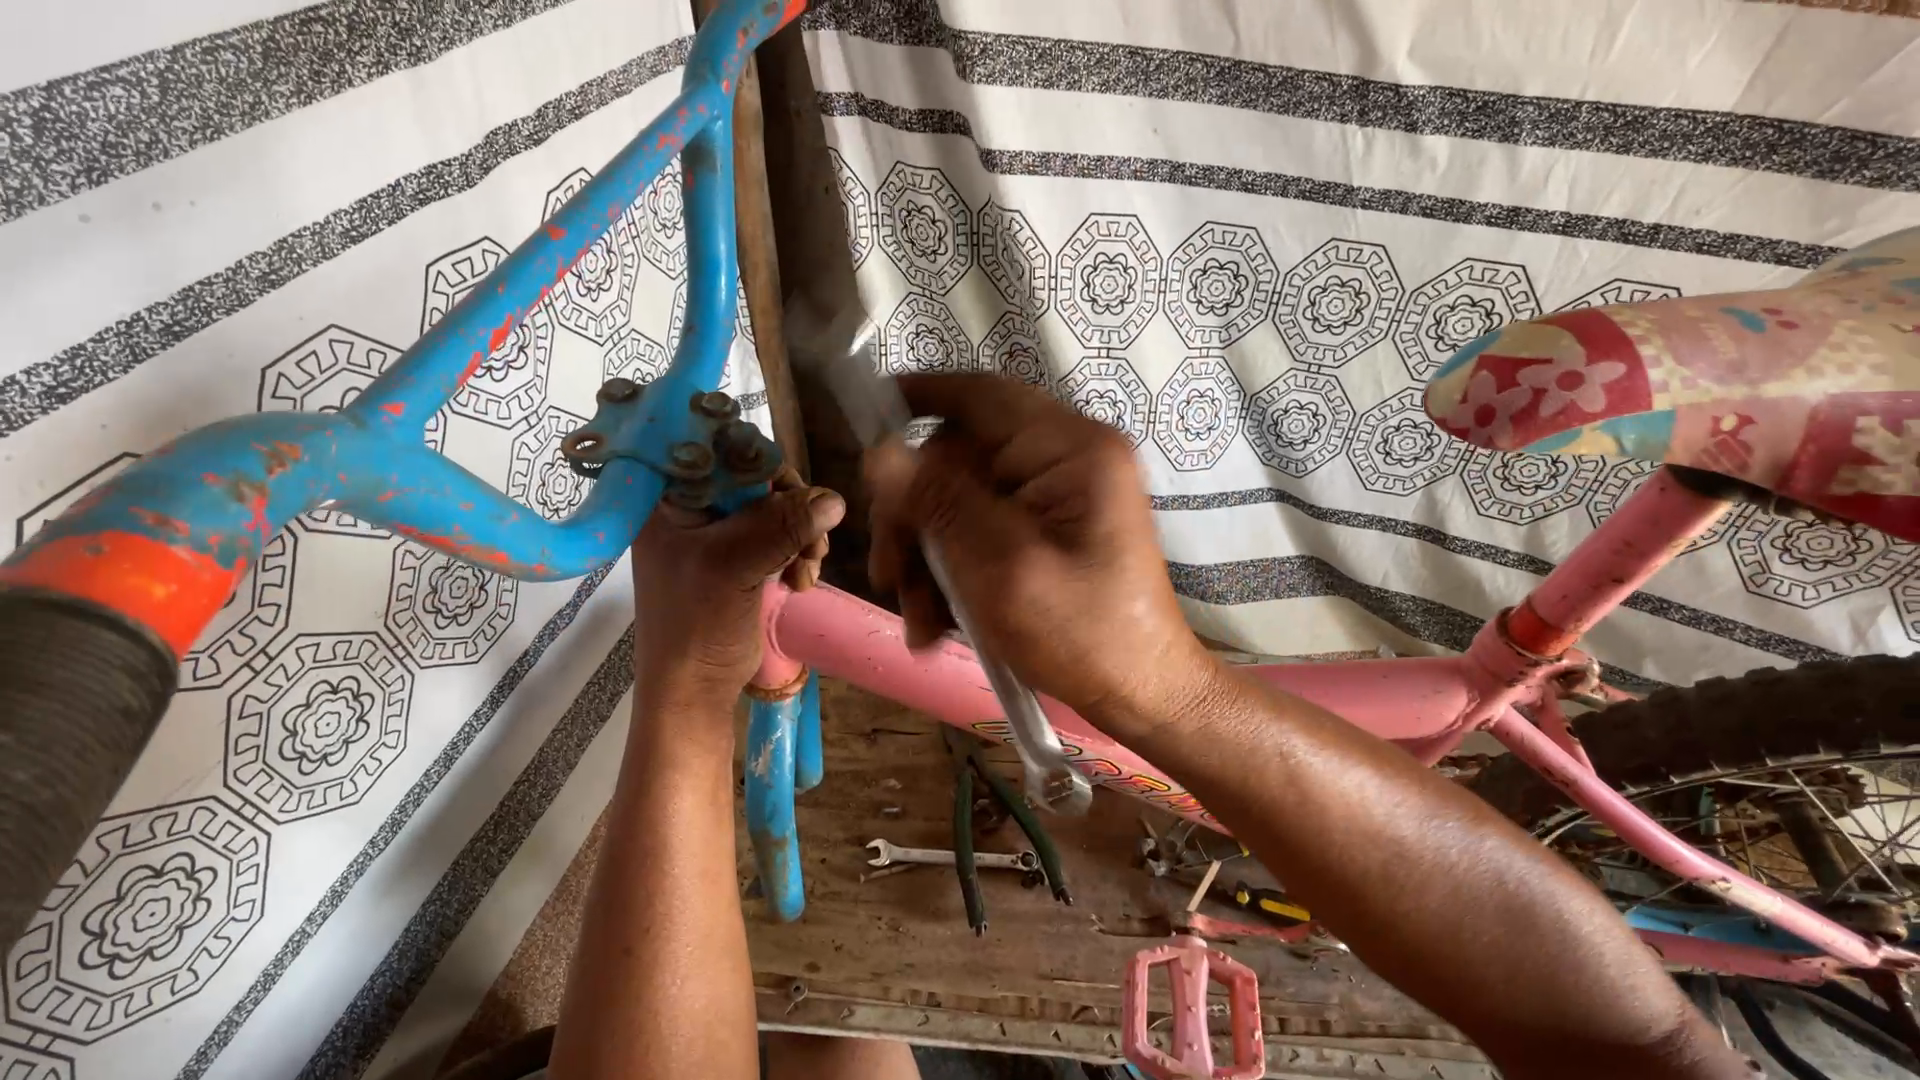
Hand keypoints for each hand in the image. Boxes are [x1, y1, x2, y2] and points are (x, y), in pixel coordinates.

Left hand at [631, 466, 844, 705]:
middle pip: (754, 475)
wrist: (694, 689)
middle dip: (790, 506)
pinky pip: (780, 533)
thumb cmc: (695, 626)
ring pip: (774, 504)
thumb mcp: (735, 569)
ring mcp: (717, 530)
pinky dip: (798, 551)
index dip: (758, 462)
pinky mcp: (739, 554)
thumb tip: (833, 500)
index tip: (790, 492)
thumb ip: (781, 528)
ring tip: (807, 569)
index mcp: (667, 497)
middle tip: (810, 539)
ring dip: (801, 532)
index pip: (717, 448)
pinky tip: (802, 580)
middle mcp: (690, 504)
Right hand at [863, 374, 1215, 729]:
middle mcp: (1066, 459)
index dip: (917, 397)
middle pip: (958, 459)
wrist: (1140, 694)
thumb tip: (882, 451)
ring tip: (916, 618)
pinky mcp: (1047, 531)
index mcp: (1071, 449)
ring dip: (926, 557)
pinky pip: (980, 532)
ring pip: (959, 501)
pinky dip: (951, 572)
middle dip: (913, 517)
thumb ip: (939, 502)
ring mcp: (1057, 496)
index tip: (863, 416)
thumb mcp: (1002, 566)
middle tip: (887, 574)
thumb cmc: (1082, 633)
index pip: (981, 395)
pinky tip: (936, 622)